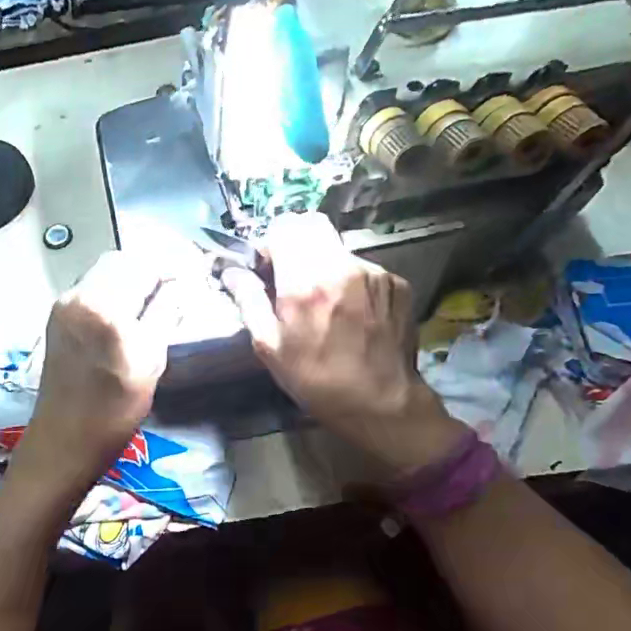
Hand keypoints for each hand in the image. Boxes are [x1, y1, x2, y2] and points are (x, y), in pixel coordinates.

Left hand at [15, 251, 172, 494]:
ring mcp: (64, 305)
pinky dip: (112, 290)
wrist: (63, 442)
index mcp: (105, 307)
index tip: (191, 274)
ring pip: (104, 272)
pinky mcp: (57, 317)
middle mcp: (79, 296)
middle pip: (121, 261)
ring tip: (153, 298)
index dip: (172, 266)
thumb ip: (164, 315)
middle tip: (174, 285)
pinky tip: (126, 311)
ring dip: (130, 277)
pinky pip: (91, 288)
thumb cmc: (113, 413)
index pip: (145, 265)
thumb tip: (178, 285)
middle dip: (149, 267)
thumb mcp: (151, 363)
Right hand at [222, 213, 466, 475]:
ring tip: (324, 305)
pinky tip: (351, 316)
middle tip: (289, 277)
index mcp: (305, 281)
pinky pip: (364, 270)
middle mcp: (342, 266)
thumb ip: (249, 302)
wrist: (381, 403)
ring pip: (338, 249)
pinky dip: (351, 283)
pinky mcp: (397, 284)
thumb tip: (234, 273)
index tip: (266, 268)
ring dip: (324, 266)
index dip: (270, 244)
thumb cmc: (317, 381)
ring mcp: (374, 273)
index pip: (284, 228)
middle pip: (313, 226)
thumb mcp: (270, 348)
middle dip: (295, 245)